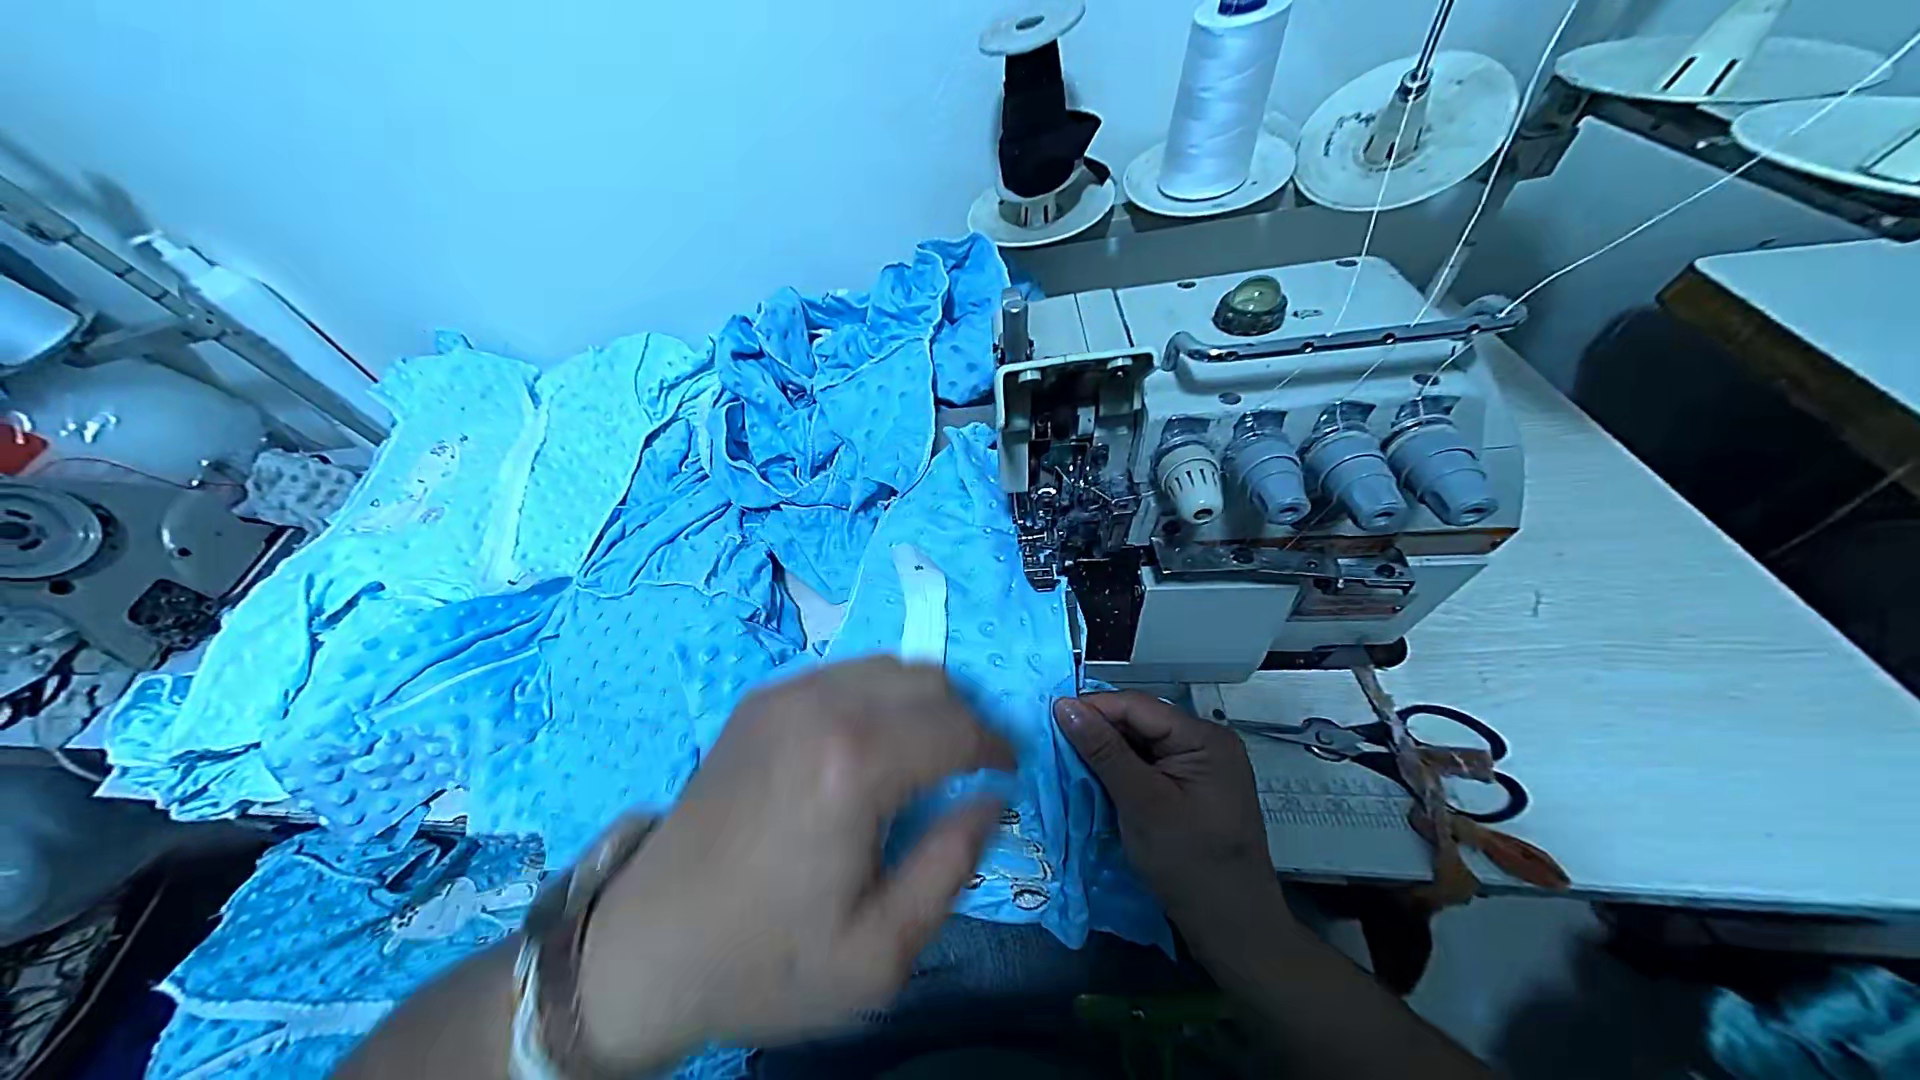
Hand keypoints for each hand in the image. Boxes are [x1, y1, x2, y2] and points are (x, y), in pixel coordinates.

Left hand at [575, 658, 1013, 1066]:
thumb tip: (990, 800)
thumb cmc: (767, 959)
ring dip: (923, 701)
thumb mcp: (879, 952)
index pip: (956, 727)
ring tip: (925, 751)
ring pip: (889, 666)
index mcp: (854, 765)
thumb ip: (951, 864)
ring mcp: (786, 695)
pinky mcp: (761, 700)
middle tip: (968, 766)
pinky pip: (846, 674)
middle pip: (928, 679)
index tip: (1007, 772)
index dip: (995, 747)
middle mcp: (822, 707)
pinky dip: (879, 696)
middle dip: (963, 718)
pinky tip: (871, 742)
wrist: (646, 945)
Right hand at [1054, 692, 1280, 923]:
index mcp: (1204, 738)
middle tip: (1053, 741)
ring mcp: (1200, 766)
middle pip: (1139, 721)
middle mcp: (1205, 742)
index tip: (1049, 718)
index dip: (1093, 708)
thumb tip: (1064, 705)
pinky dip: (1120, 770)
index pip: (1137, 706)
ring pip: (1141, 743)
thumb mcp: (1141, 804)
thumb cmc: (1190, 864)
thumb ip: (1103, 751)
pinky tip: (1095, 779)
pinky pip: (1148, 764)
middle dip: (1097, 730)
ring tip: (1066, 758)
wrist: (1233, 929)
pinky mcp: (1190, 787)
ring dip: (1106, 751)